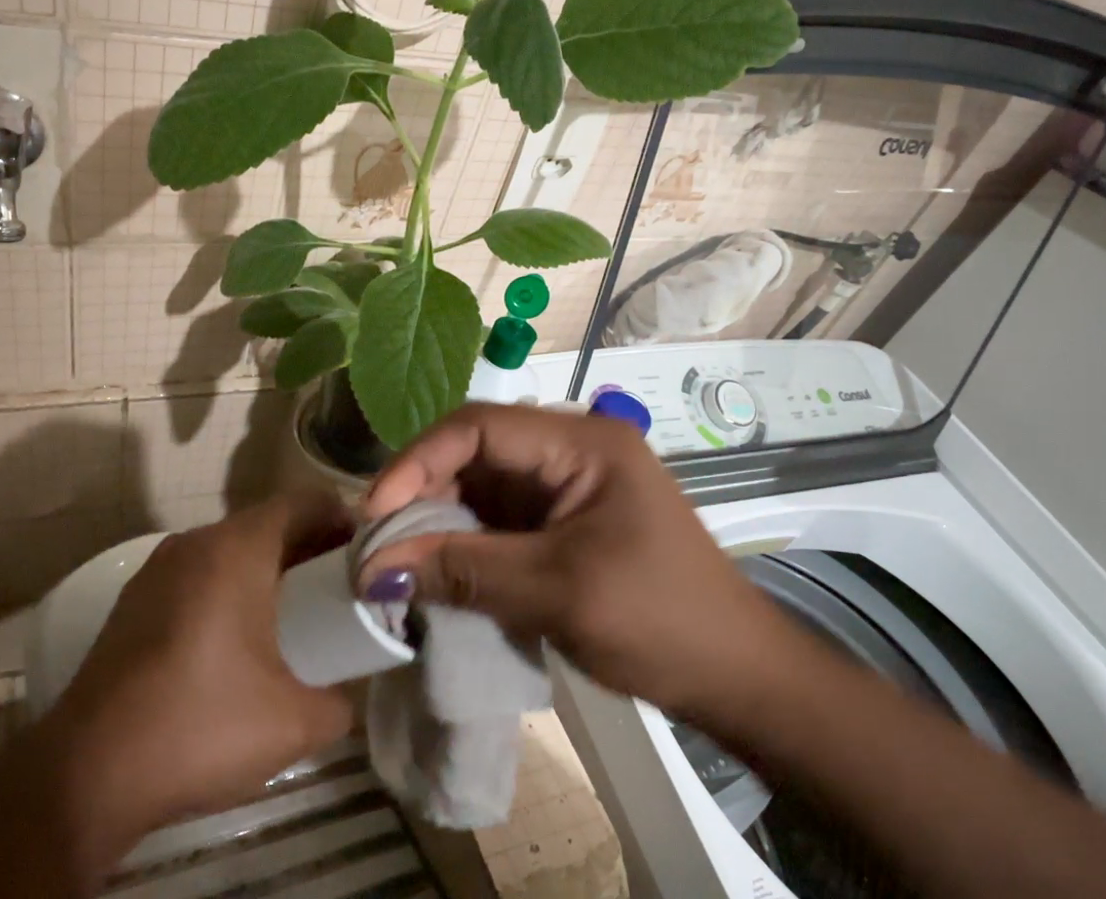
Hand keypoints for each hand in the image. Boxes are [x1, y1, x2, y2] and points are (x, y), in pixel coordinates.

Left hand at [47, 491, 357, 835]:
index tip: (370, 563)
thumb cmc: (201, 729)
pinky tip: (242, 646)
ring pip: (231, 551)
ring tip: (299, 624)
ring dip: (270, 574)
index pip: (305, 502)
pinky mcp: (134, 601)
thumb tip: (345, 690)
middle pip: (268, 524)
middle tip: (343, 597)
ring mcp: (156, 570)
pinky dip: (232, 591)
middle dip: (312, 553)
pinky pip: (200, 576)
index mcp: (235, 550)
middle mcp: (193, 544)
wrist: (88, 774)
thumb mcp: (297, 722)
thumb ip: (342, 698)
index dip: (346, 523)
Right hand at [358, 404, 796, 711]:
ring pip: (477, 489)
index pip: (478, 426)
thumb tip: (369, 569)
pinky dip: (460, 546)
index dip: (417, 463)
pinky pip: (493, 522)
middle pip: (472, 454)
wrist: (735, 678)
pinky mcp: (558, 526)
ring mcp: (564, 490)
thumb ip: (462, 571)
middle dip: (421, 496)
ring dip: (436, 524)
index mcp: (583, 443)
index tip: (375, 515)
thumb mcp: (556, 592)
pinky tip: (434, 574)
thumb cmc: (660, 621)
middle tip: (377, 546)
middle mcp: (570, 452)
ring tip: (396, 564)